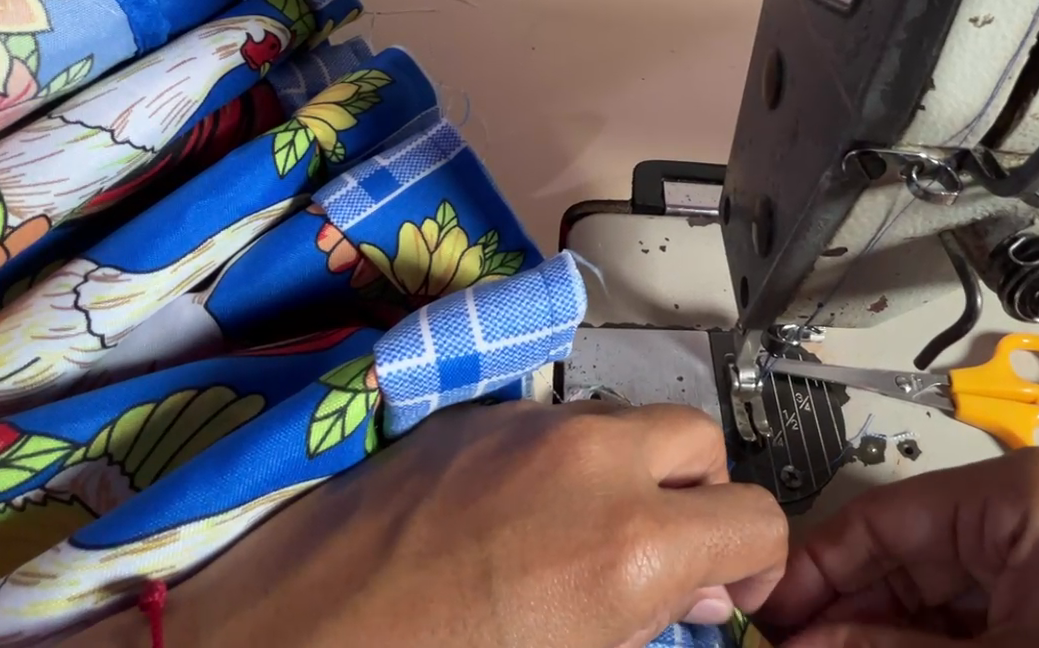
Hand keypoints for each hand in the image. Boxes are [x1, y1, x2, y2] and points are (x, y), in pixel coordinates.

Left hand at [80, 401, 787, 647]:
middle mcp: (591, 458)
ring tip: (581, 530)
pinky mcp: (478, 413)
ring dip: (630, 470)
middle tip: (664, 547)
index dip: (753, 560)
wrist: (284, 646)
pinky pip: (560, 419)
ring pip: (627, 421)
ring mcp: (530, 424)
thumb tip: (699, 585)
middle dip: (698, 494)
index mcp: (624, 547)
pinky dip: (568, 457)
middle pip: (700, 439)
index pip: (754, 518)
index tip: (728, 586)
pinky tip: (517, 510)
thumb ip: (654, 620)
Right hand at [758, 447, 1038, 647]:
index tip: (763, 621)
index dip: (813, 570)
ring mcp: (1032, 562)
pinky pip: (961, 624)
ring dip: (876, 638)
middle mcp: (1014, 514)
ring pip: (923, 598)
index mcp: (1009, 498)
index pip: (878, 517)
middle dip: (842, 615)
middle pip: (896, 559)